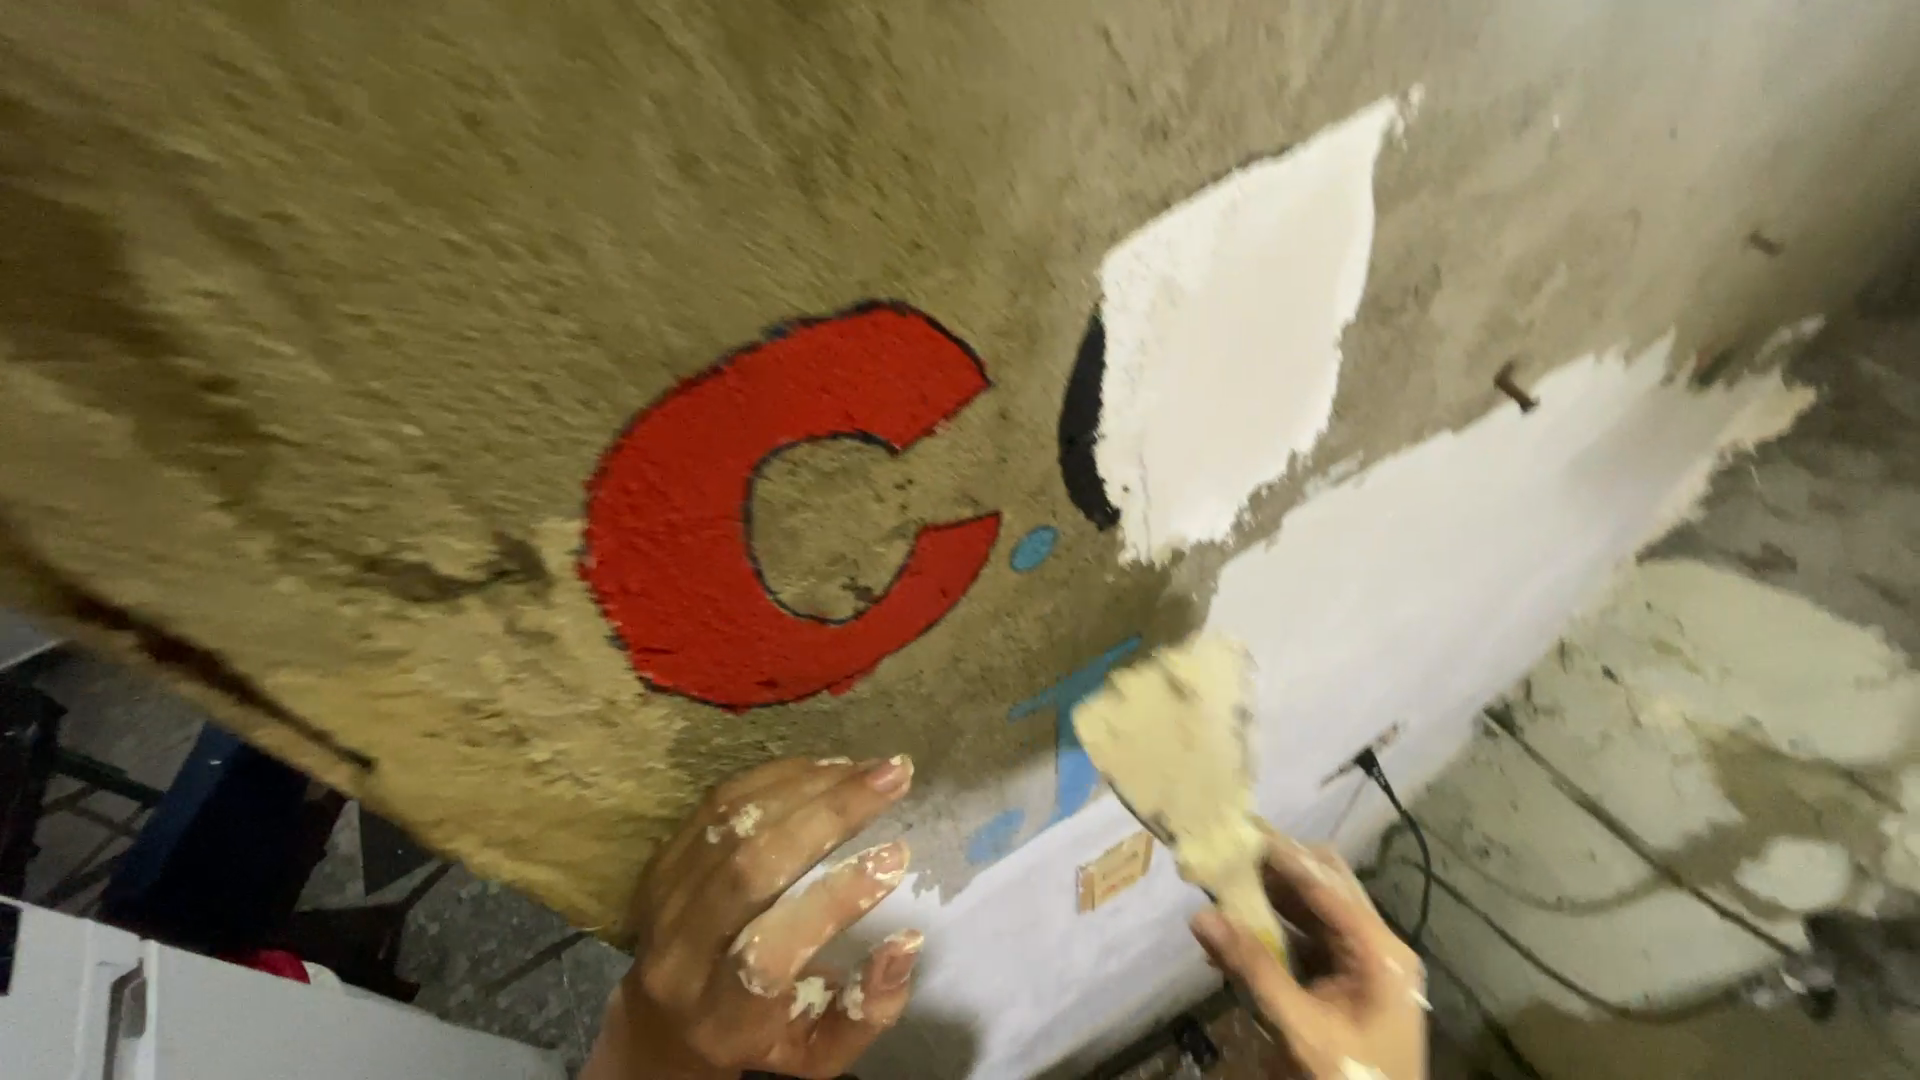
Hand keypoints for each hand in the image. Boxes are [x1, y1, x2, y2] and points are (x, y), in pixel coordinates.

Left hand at [583, 756, 921, 1079]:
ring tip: (869, 769)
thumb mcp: (818, 1052)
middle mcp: (680, 953)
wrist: (662, 1023)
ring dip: (811, 785)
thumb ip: (866, 1011)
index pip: (770, 950)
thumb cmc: (760, 1035)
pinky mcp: (662, 860)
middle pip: (752, 865)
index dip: (835, 900)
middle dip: (832, 813)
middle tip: (895, 778)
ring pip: (736, 821)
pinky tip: (829, 769)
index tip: (899, 854)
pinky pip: (721, 801)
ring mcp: (664, 898)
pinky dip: (781, 776)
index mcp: (721, 1016)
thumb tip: (907, 942)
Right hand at [1191, 836, 1425, 1079]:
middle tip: (1233, 847)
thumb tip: (1199, 916)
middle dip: (1278, 866)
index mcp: (1379, 952)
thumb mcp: (1300, 1027)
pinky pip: (1306, 936)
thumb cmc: (1350, 1078)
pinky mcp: (1346, 978)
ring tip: (1226, 876)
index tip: (1242, 828)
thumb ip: (1251, 969)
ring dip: (1271, 892)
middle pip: (1325, 884)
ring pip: (1313, 906)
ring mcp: (1363, 961)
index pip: (1326, 886)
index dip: (1283, 856)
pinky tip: (1236, 927)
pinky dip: (1273, 926)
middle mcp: (1376, 945)